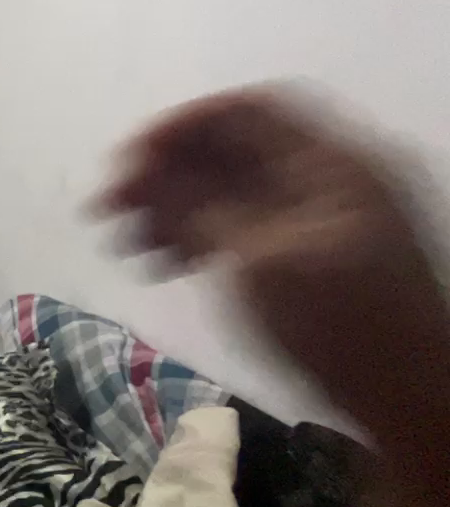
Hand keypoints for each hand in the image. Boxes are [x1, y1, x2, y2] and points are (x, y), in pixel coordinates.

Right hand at [96, 86, 449, 451]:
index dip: (177, 126)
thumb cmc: (337, 325)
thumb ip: (200, 206)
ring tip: (123, 247)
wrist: (402, 395)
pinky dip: (181, 233)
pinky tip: (155, 264)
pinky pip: (222, 219)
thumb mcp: (258, 260)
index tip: (124, 162)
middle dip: (153, 174)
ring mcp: (306, 212)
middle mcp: (319, 178)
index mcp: (330, 166)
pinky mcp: (290, 244)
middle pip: (219, 149)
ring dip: (157, 208)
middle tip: (104, 210)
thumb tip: (144, 170)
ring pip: (212, 185)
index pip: (243, 111)